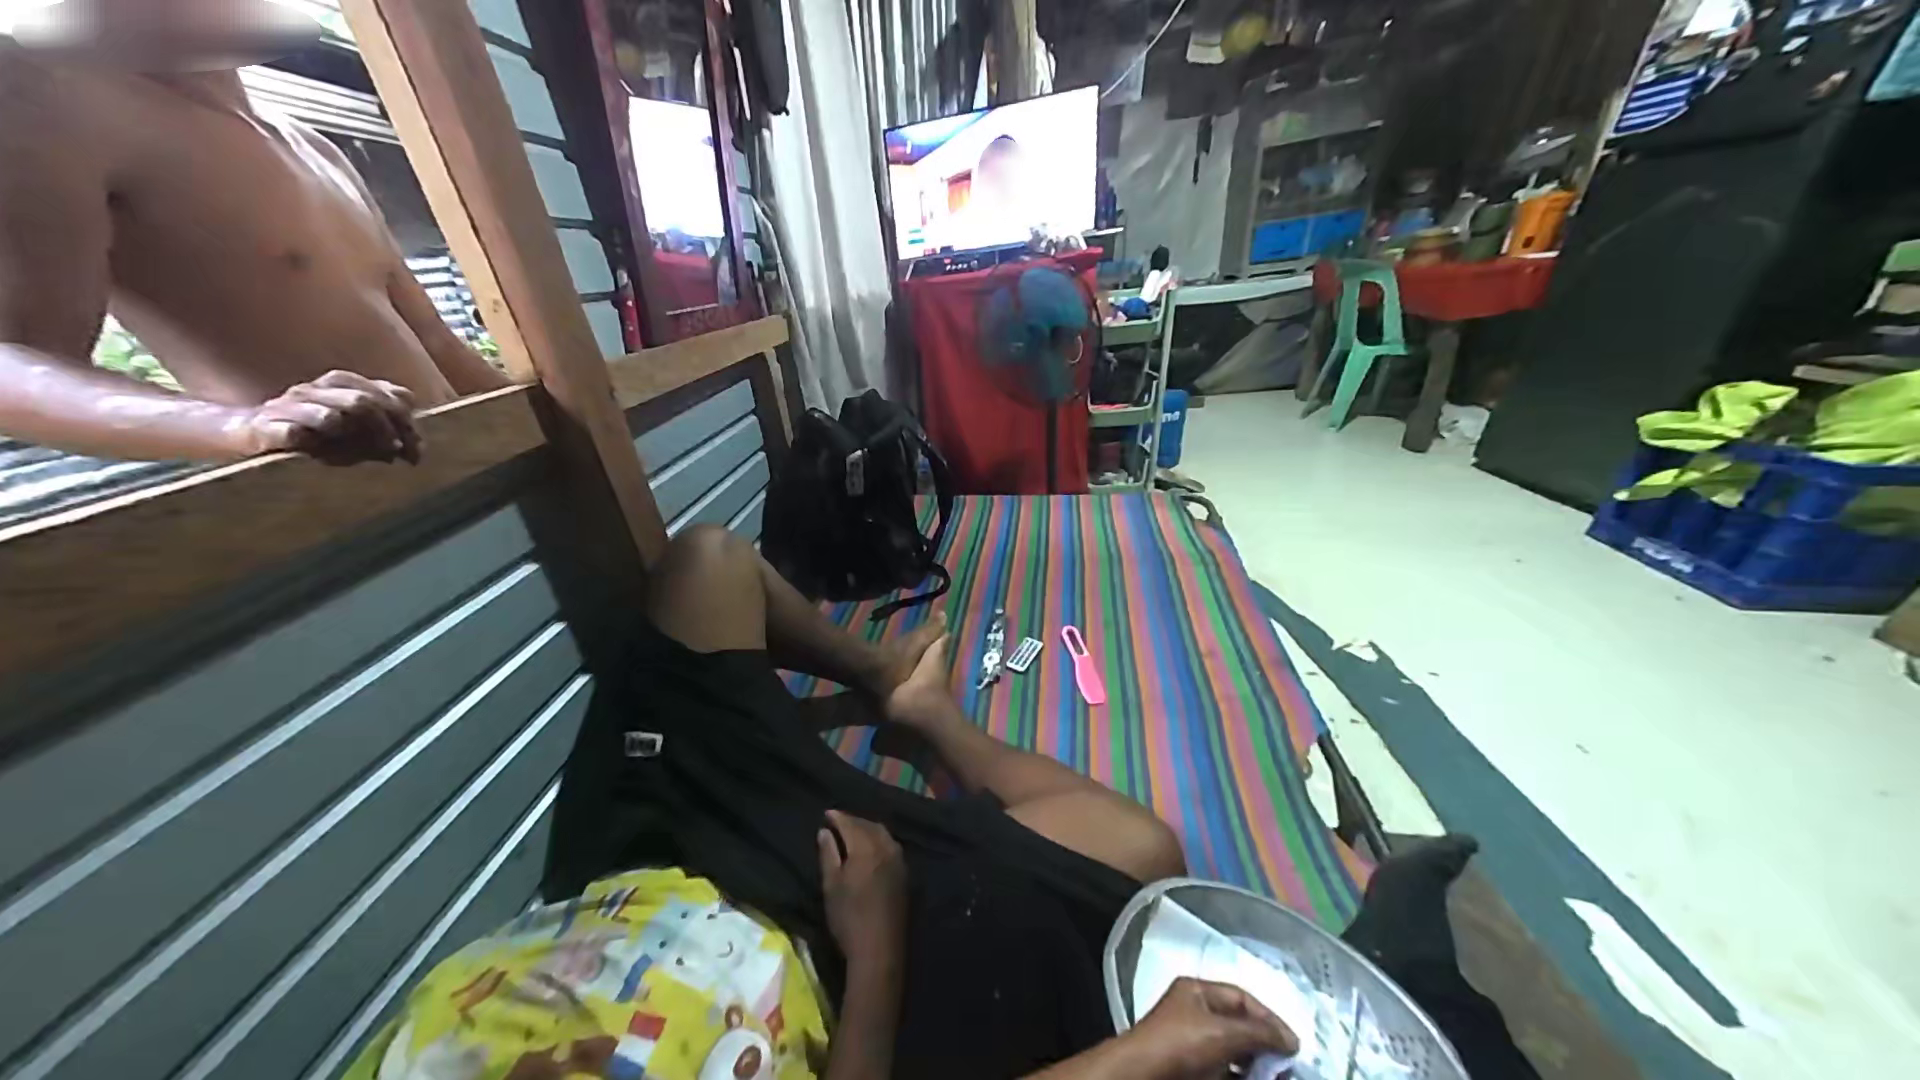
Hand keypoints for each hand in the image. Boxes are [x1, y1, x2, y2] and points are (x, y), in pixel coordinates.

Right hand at [239, 369, 420, 464]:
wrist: (251, 436)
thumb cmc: (321, 438)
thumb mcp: (363, 437)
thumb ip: (391, 435)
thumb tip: (415, 451)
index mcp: (346, 385)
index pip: (393, 397)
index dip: (409, 425)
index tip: (416, 453)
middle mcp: (318, 389)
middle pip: (367, 402)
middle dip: (390, 432)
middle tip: (398, 456)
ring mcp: (289, 404)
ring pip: (335, 414)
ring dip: (358, 439)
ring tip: (369, 458)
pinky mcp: (265, 425)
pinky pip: (295, 432)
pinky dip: (313, 442)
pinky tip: (319, 453)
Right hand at [817, 810, 906, 968]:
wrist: (879, 950)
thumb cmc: (849, 918)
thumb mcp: (831, 886)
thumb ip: (828, 854)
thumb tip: (825, 831)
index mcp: (867, 847)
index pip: (850, 823)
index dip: (838, 817)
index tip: (826, 813)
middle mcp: (886, 847)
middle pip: (868, 825)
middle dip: (853, 821)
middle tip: (838, 821)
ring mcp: (899, 859)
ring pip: (882, 834)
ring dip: (867, 829)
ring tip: (852, 832)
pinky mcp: (904, 873)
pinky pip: (890, 845)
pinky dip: (878, 839)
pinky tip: (870, 847)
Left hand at [1123, 978, 1298, 1079]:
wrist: (1145, 1075)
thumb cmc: (1182, 1043)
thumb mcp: (1223, 1033)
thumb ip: (1259, 1033)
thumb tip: (1291, 1040)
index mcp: (1197, 991)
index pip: (1241, 997)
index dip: (1269, 1018)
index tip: (1294, 1044)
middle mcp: (1195, 1011)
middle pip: (1238, 1024)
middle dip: (1265, 1043)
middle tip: (1290, 1066)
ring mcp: (1193, 1040)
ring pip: (1233, 1050)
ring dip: (1257, 1064)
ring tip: (1279, 1077)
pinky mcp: (1193, 1067)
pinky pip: (1224, 1069)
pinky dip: (1242, 1075)